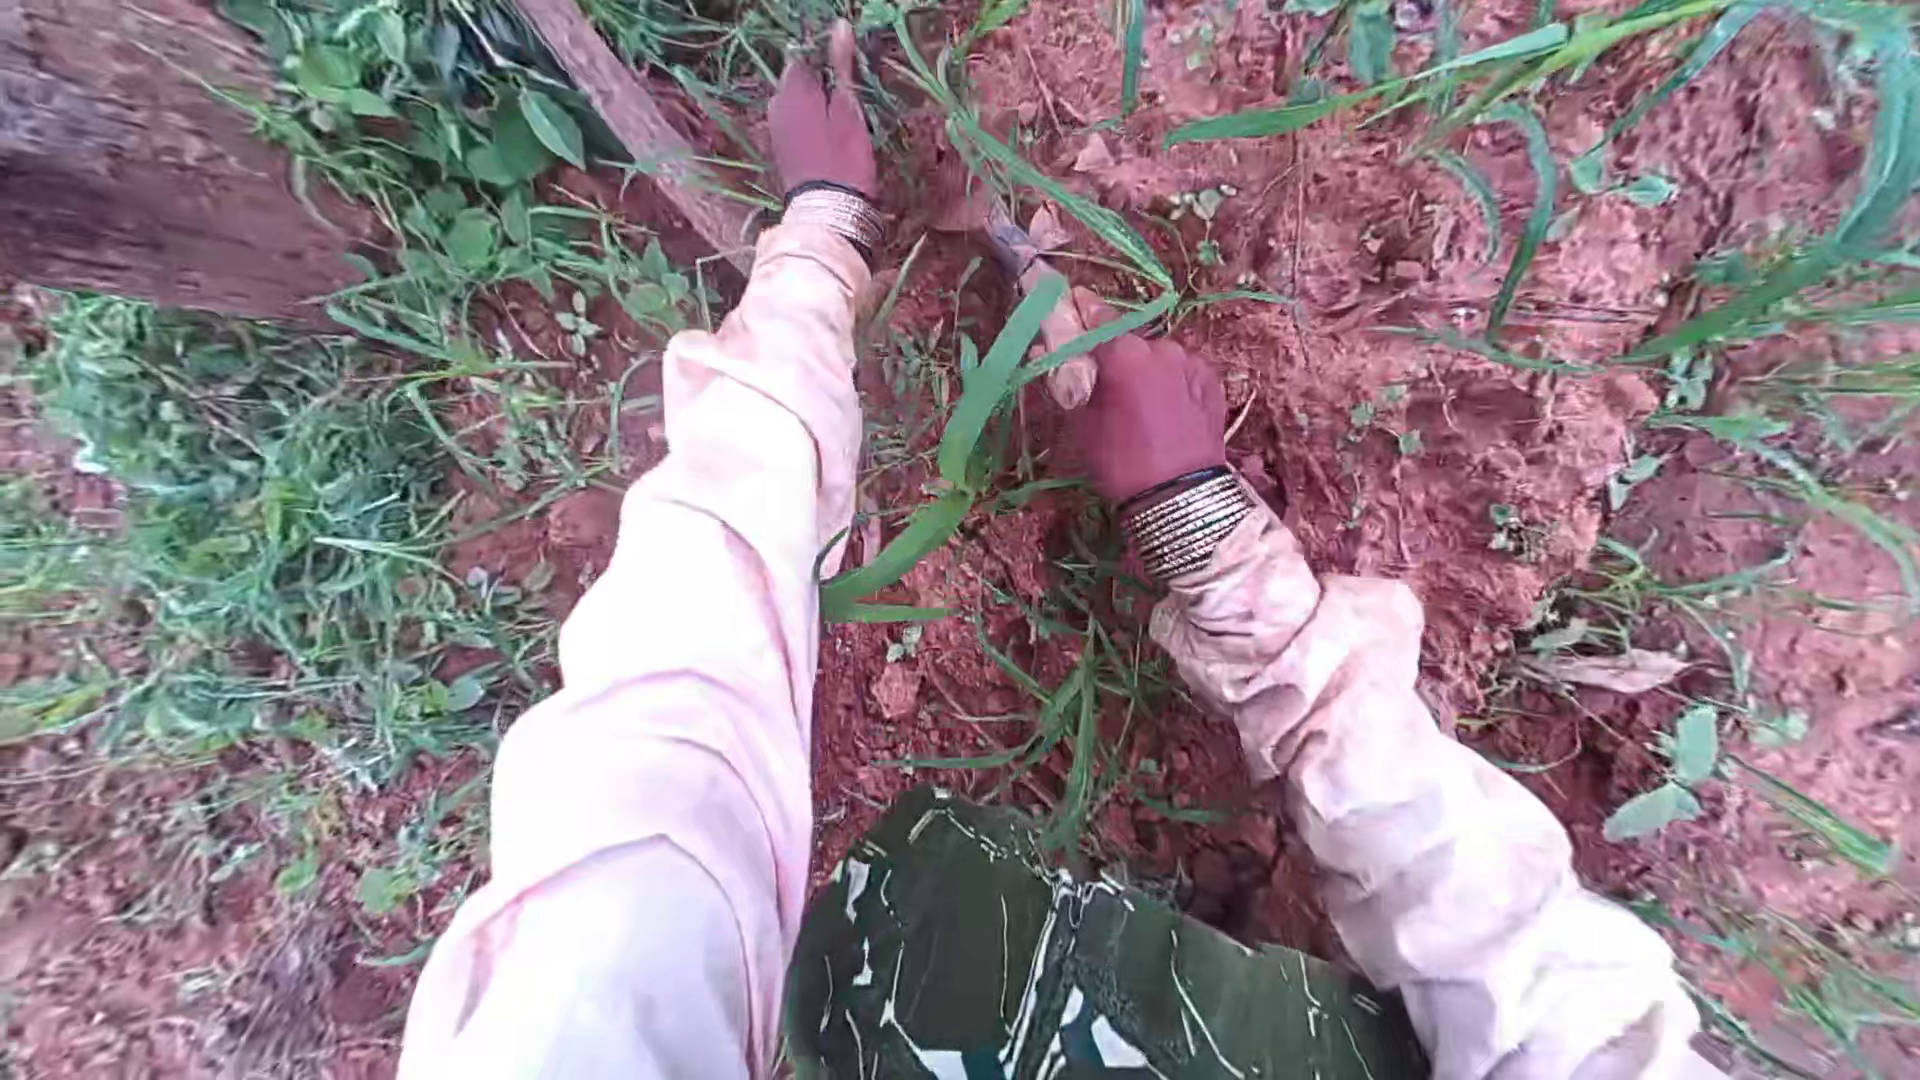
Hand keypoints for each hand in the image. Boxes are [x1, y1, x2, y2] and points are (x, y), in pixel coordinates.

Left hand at [769, 21, 875, 197]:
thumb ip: (842, 69)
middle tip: (847, 110)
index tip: (850, 84)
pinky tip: (826, 147)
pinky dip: (810, 132)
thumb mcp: (849, 111)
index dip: (829, 66)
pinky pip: (795, 130)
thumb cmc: (844, 163)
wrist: (829, 217)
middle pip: (799, 82)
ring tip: (838, 131)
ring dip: (815, 112)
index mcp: (793, 87)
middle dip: (820, 89)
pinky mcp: (781, 155)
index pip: (807, 56)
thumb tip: (840, 26)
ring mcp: (776, 131)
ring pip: (797, 107)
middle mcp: (776, 103)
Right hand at [1070, 289, 1226, 502]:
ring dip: (1144, 370)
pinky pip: (1181, 372)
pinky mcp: (1212, 382)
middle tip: (1104, 382)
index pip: (1098, 317)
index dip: (1082, 311)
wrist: (1180, 498)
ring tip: (1138, 404)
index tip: (1071, 302)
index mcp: (1126, 356)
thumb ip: (1068, 383)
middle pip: (1130, 340)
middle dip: (1115, 354)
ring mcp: (1192, 364)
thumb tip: (1046, 351)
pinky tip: (1163, 409)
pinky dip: (1168, 382)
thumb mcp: (1083, 427)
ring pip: (1158, 357)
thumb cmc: (1121, 464)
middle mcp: (1163, 349)